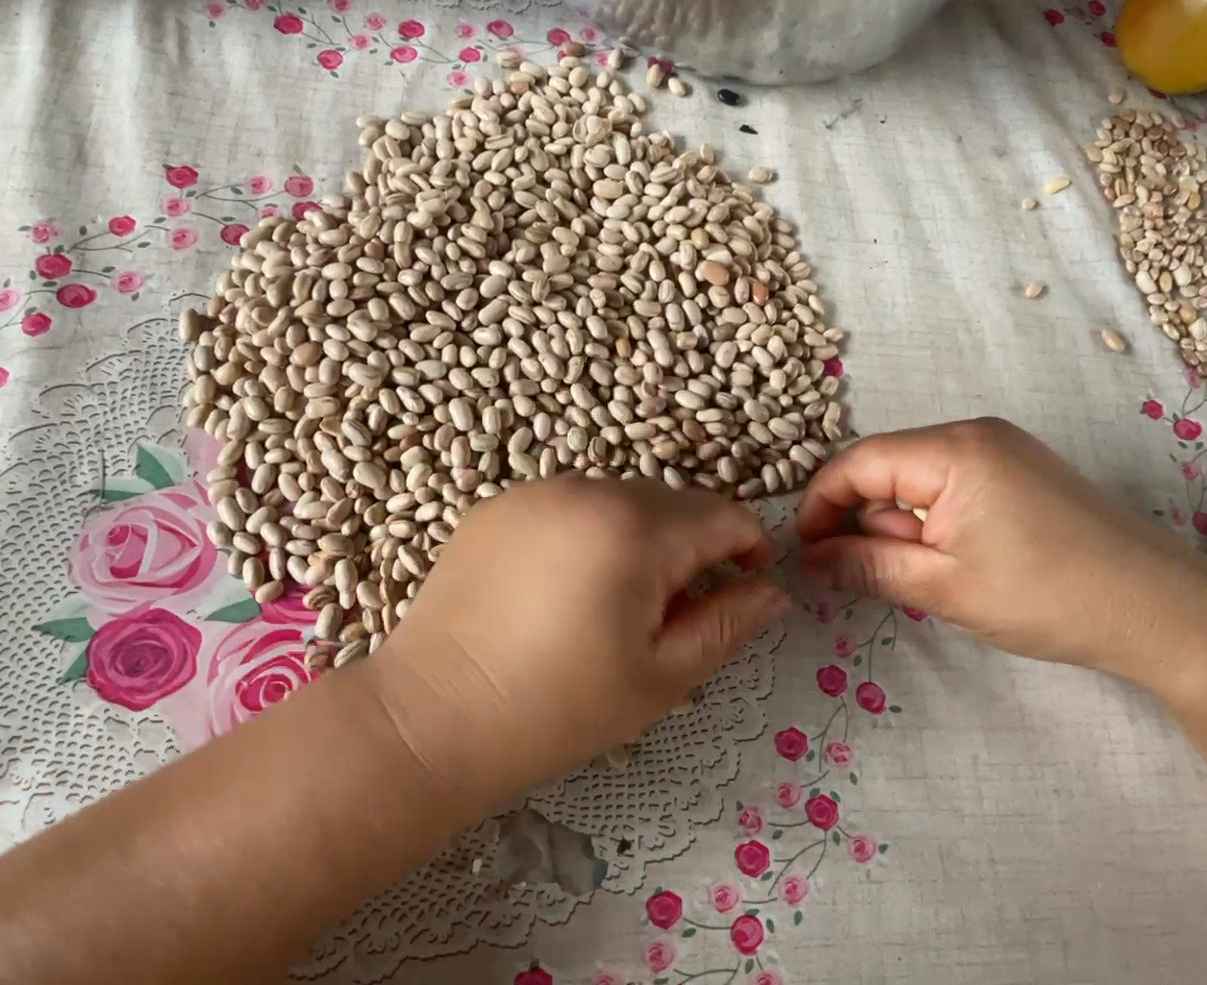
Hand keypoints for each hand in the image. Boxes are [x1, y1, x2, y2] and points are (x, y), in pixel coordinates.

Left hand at [368, 476, 786, 804]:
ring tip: (613, 603)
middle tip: (672, 612)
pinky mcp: (496, 506)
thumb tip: (773, 592)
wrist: (433, 716)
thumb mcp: (661, 676)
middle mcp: (587, 490)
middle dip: (691, 547)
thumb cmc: (558, 708)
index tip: (746, 586)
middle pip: (672, 504)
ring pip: (619, 501)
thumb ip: (728, 624)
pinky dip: (586, 534)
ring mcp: (535, 492)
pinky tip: (561, 590)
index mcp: (636, 529)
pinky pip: (567, 507)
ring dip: (638, 538)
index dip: (749, 548)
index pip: (723, 515)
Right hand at [796, 419, 1206, 685]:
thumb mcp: (942, 586)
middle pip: (883, 467)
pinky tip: (948, 561)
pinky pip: (947, 486)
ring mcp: (1000, 449)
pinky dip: (929, 522)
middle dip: (861, 519)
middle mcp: (973, 433)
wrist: (1163, 611)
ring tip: (921, 575)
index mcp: (953, 450)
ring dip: (897, 525)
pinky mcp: (1018, 471)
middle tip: (861, 574)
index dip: (820, 505)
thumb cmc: (1048, 596)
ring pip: (913, 479)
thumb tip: (808, 558)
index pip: (856, 463)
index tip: (804, 552)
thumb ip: (865, 564)